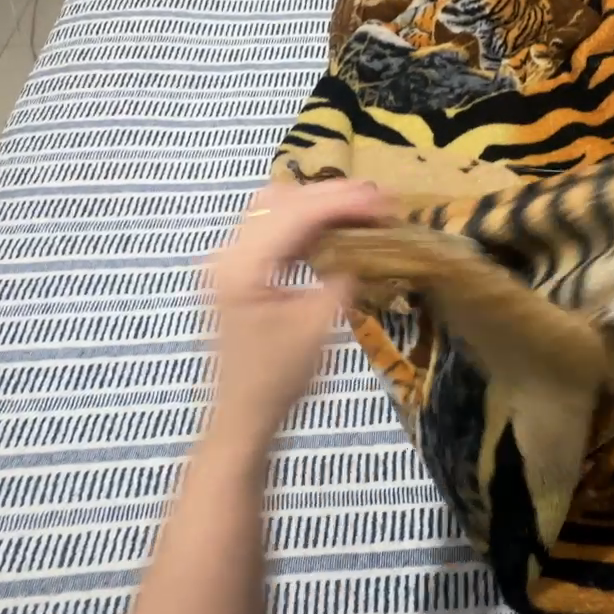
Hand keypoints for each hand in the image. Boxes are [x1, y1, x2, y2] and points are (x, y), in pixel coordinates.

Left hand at [205, 180, 386, 444]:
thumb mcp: (318, 328)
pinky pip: (271, 225)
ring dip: (318, 202)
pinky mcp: (236, 269)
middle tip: (378, 200)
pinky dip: (304, 219)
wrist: (241, 418)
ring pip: (274, 206)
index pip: (298, 213)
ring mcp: (228, 260)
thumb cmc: (278, 381)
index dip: (344, 201)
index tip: (385, 202)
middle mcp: (228, 253)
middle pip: (282, 198)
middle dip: (333, 194)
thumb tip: (364, 246)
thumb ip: (341, 278)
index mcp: (243, 266)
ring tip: (360, 208)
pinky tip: (334, 227)